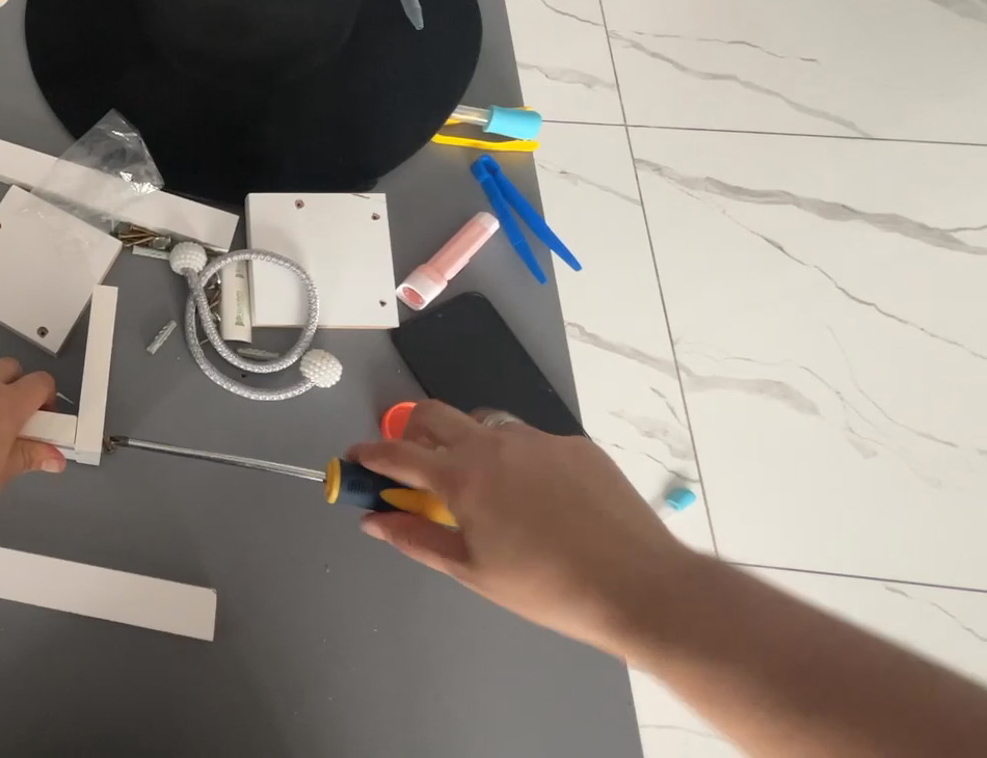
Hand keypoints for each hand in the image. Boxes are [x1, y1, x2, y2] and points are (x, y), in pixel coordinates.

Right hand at [349, 400, 706, 654]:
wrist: (648, 589)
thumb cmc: (549, 588)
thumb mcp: (473, 571)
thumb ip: (415, 538)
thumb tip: (371, 519)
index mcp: (462, 477)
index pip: (395, 453)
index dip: (368, 453)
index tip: (354, 457)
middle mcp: (493, 445)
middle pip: (432, 414)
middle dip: (410, 429)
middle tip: (414, 459)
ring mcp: (537, 440)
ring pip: (485, 424)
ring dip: (468, 443)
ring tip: (487, 484)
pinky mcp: (575, 445)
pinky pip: (532, 442)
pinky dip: (519, 460)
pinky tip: (543, 498)